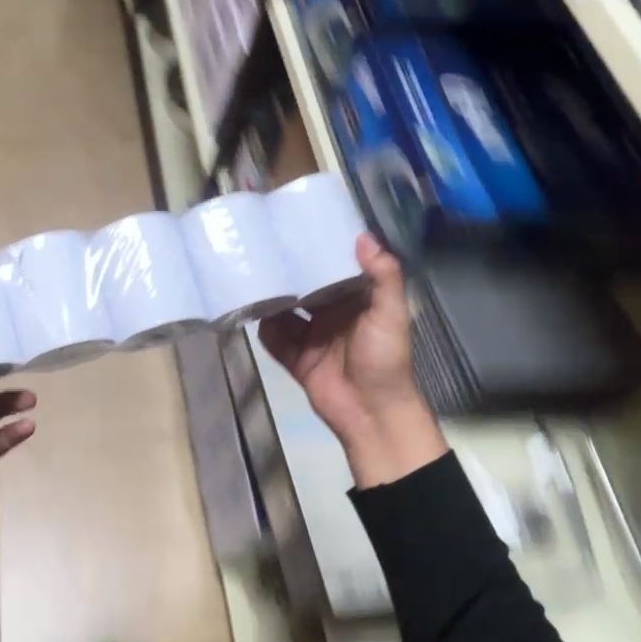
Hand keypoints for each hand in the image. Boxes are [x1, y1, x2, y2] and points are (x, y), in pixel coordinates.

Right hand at [258, 234, 446, 486]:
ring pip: (285, 313)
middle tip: (264, 249)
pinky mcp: (296, 359)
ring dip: (271, 299)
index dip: (319, 252)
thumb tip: (363, 236)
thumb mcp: (391, 314)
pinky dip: (263, 329)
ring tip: (250, 276)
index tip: (300, 229)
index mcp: (356, 301)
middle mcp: (331, 316)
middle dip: (288, 274)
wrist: (371, 412)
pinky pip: (275, 340)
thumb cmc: (386, 359)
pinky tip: (249, 312)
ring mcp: (311, 338)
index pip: (334, 269)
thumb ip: (383, 277)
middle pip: (304, 288)